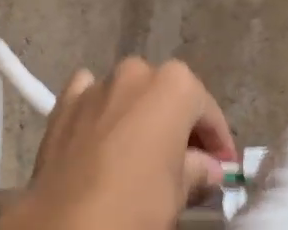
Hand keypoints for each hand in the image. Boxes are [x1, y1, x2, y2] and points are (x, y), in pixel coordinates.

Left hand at [0, 58, 236, 229]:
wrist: (67, 223)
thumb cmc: (136, 203)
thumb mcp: (179, 192)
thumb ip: (198, 171)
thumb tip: (207, 168)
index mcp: (174, 85)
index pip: (208, 110)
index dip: (218, 141)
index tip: (222, 167)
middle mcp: (136, 71)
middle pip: (167, 94)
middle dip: (178, 123)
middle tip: (186, 162)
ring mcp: (97, 83)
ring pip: (128, 93)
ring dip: (139, 115)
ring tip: (142, 154)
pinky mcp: (65, 102)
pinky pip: (91, 96)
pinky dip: (101, 110)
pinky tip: (102, 136)